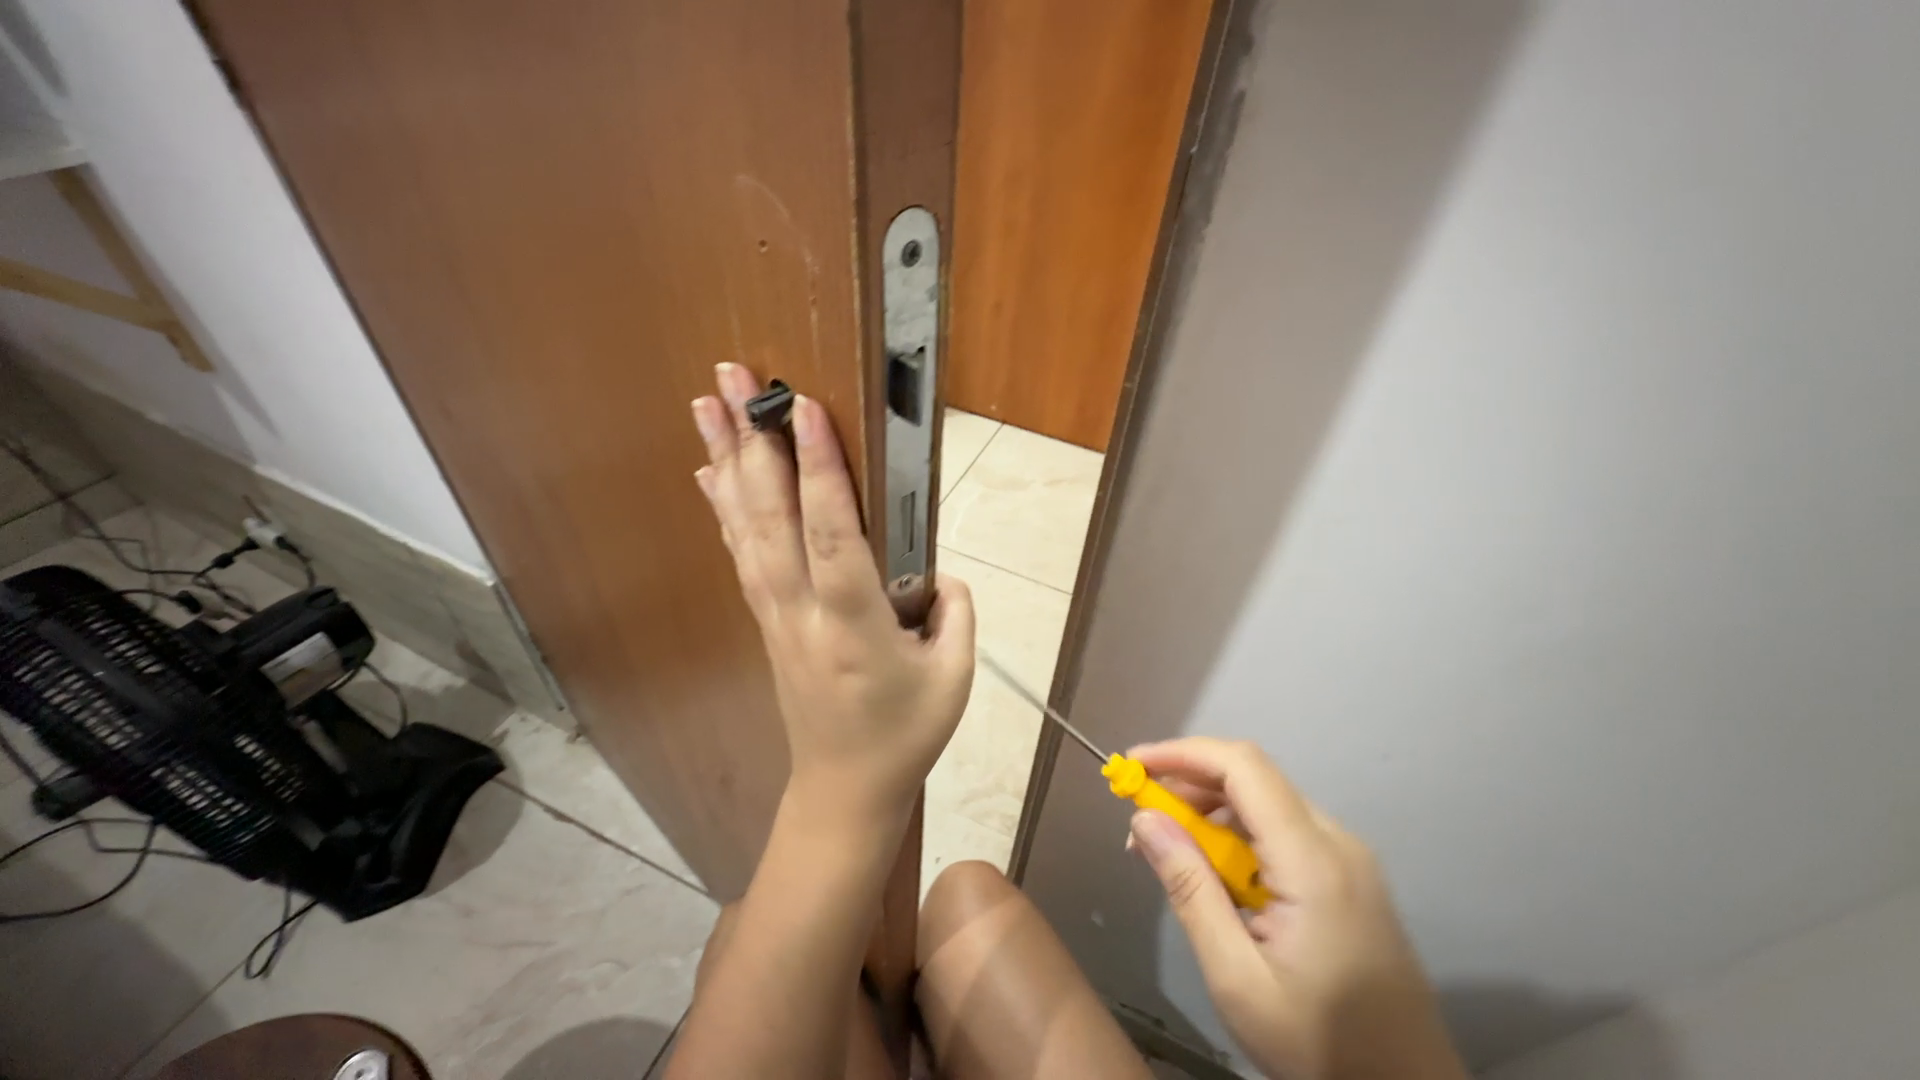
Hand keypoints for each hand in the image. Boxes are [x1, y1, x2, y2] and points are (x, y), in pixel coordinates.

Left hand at [690, 363, 974, 820]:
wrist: (845, 786)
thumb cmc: (905, 733)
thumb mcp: (955, 676)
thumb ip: (953, 610)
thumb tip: (933, 572)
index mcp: (853, 626)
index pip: (832, 536)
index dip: (817, 471)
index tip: (804, 409)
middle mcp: (802, 611)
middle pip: (769, 518)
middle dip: (751, 442)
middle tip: (731, 378)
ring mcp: (775, 614)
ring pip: (745, 528)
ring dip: (727, 461)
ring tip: (707, 405)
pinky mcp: (767, 619)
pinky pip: (741, 554)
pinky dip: (724, 507)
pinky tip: (711, 472)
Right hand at [1126, 738, 1465, 1079]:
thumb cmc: (1319, 1045)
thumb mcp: (1237, 977)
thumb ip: (1191, 890)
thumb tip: (1144, 821)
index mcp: (1314, 862)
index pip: (1244, 767)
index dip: (1182, 753)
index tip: (1131, 766)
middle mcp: (1338, 843)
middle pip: (1254, 779)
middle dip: (1189, 784)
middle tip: (1140, 824)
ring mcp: (1350, 860)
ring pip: (1268, 803)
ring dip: (1212, 812)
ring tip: (1169, 853)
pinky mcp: (1350, 879)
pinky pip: (1285, 833)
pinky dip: (1239, 836)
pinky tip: (1216, 876)